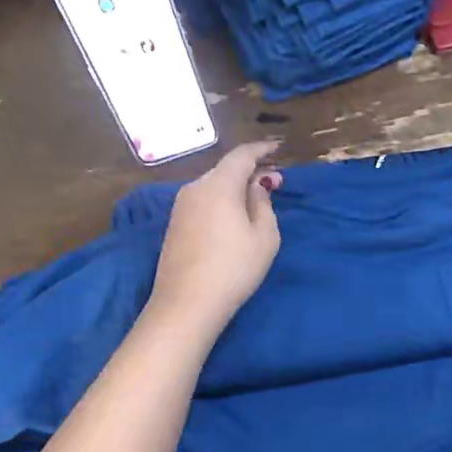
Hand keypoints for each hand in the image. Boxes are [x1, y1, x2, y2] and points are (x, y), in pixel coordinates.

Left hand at [149, 141, 282, 328]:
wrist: (187, 303)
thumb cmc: (235, 267)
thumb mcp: (264, 236)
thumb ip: (263, 203)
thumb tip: (256, 185)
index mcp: (219, 185)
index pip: (242, 155)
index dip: (261, 149)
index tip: (277, 147)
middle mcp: (195, 188)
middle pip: (225, 169)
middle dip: (250, 171)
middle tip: (274, 182)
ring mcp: (181, 206)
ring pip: (213, 186)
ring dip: (235, 187)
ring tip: (256, 200)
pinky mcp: (175, 225)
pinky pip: (204, 201)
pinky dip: (222, 200)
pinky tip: (233, 216)